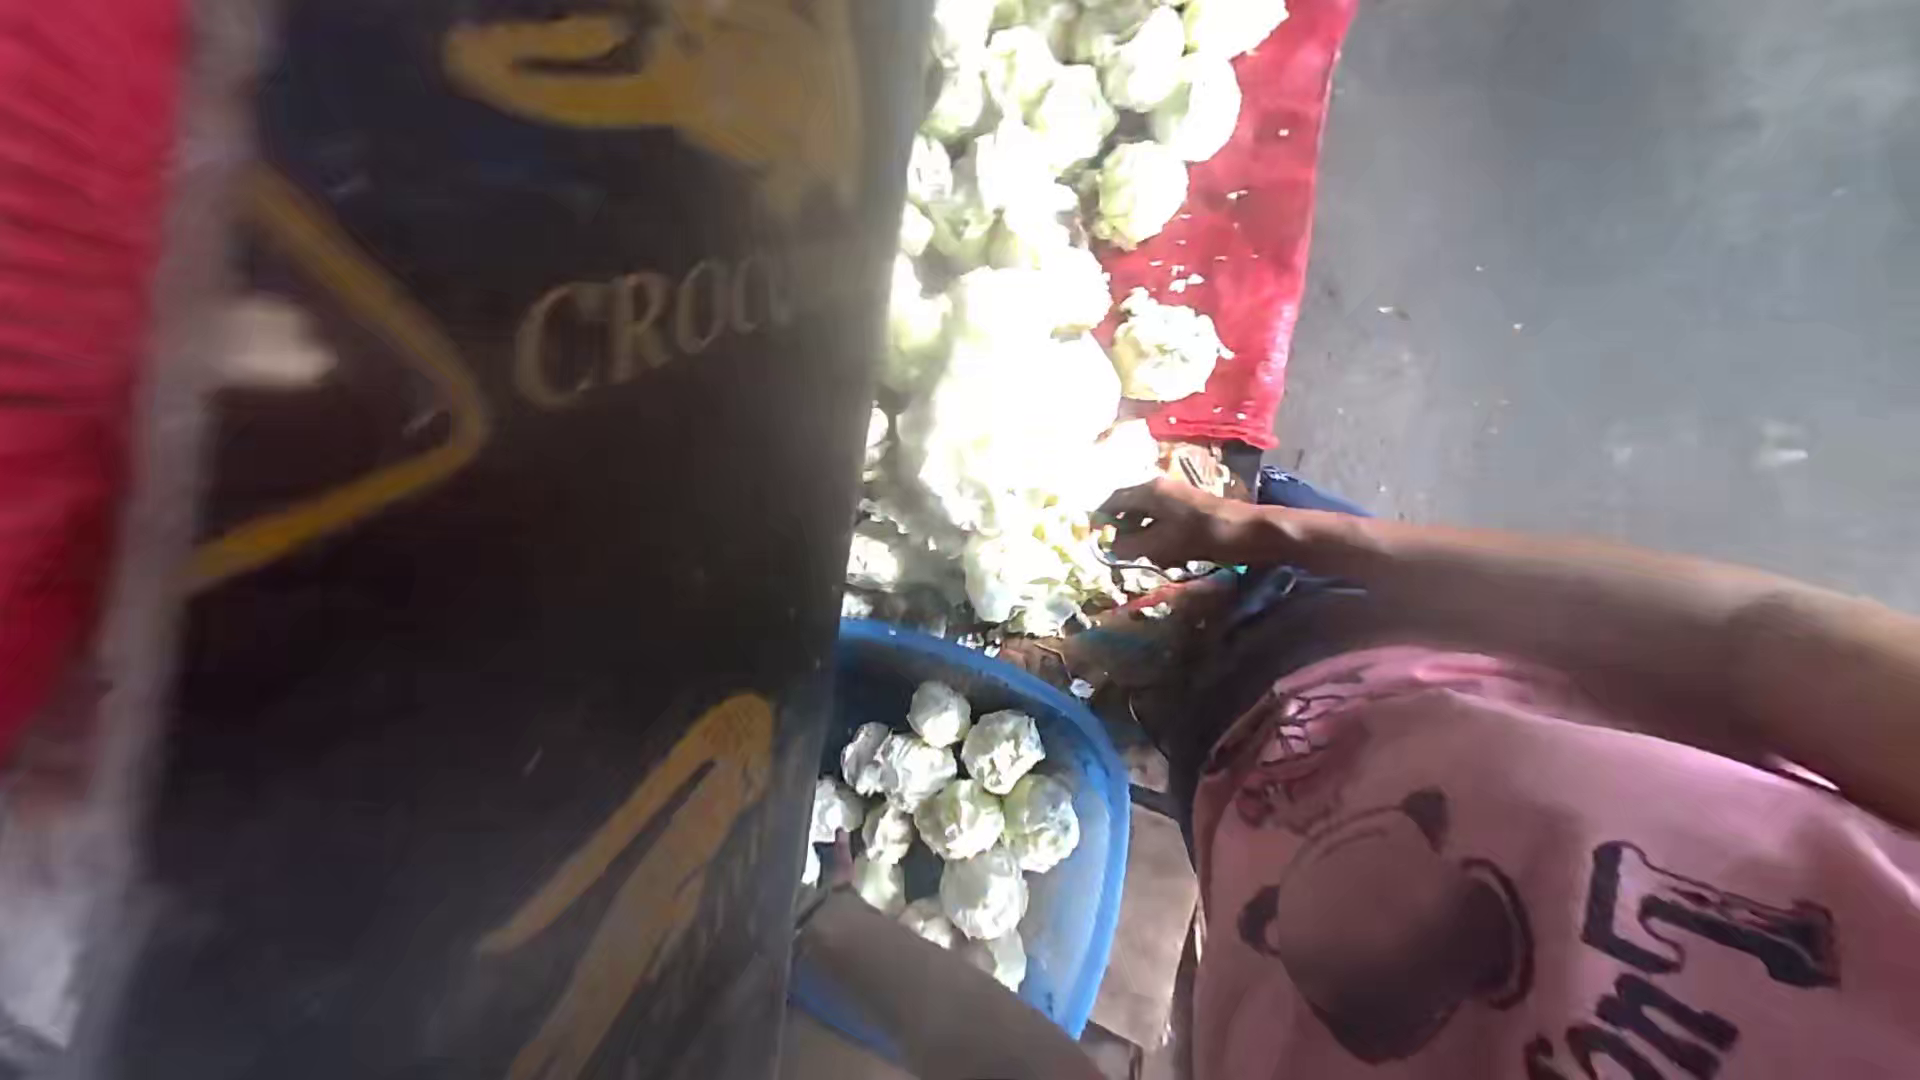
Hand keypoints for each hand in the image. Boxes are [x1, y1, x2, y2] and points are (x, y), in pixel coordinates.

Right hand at [1100, 478, 1262, 565]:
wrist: (1251, 533)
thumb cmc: (1203, 534)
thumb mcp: (1161, 544)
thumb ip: (1130, 545)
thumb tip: (1108, 548)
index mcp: (1149, 491)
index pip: (1112, 501)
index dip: (1100, 520)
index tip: (1093, 539)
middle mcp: (1159, 489)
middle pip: (1128, 508)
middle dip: (1120, 531)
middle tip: (1116, 553)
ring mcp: (1176, 498)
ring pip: (1145, 517)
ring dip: (1139, 537)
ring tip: (1140, 557)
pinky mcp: (1189, 510)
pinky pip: (1161, 523)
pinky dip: (1156, 538)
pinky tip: (1163, 556)